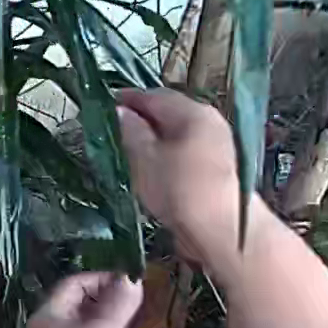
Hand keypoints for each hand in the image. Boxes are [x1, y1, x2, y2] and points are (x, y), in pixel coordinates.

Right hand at [116, 88, 246, 273]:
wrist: (222, 230)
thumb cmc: (180, 190)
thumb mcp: (146, 158)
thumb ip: (131, 131)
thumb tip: (120, 111)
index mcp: (193, 112)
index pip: (155, 96)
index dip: (128, 100)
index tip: (105, 106)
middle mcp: (210, 122)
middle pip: (170, 114)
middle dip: (141, 120)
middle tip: (114, 130)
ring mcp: (218, 146)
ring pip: (178, 135)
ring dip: (154, 140)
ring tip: (129, 152)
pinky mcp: (219, 171)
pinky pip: (186, 153)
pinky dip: (166, 156)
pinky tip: (153, 171)